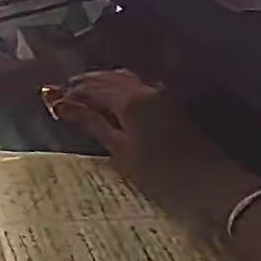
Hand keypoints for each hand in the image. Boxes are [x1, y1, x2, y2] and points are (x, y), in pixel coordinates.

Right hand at [46, 70, 260, 235]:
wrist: (212, 183)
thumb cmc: (160, 171)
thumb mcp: (119, 148)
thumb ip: (89, 121)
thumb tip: (58, 103)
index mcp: (129, 98)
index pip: (90, 86)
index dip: (68, 91)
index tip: (49, 99)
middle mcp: (143, 89)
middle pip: (106, 78)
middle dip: (81, 84)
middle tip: (60, 96)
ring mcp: (158, 94)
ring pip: (121, 79)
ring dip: (99, 84)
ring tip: (80, 98)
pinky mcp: (166, 103)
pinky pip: (134, 85)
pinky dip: (115, 88)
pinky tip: (108, 101)